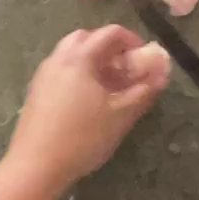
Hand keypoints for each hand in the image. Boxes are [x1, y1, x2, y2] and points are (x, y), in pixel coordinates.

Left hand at [5, 26, 169, 191]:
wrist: (35, 166)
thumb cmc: (83, 137)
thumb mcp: (121, 115)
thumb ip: (145, 89)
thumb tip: (163, 69)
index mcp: (79, 58)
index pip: (110, 33)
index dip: (133, 41)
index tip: (146, 59)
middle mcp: (58, 59)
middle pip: (87, 38)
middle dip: (110, 48)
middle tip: (126, 69)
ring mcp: (43, 75)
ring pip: (71, 54)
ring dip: (93, 61)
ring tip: (109, 86)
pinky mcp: (36, 92)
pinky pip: (61, 70)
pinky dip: (79, 73)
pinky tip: (88, 100)